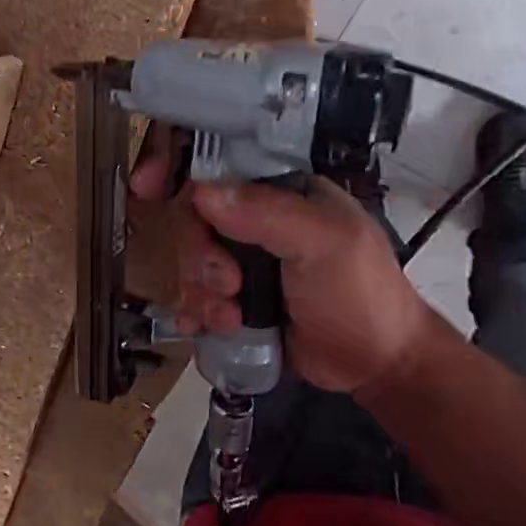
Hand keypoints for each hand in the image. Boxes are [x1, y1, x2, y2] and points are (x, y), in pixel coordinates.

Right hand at [131, 158, 436, 392]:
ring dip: (202, 290)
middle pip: (194, 216)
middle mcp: (257, 217)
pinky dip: (197, 312)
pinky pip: (195, 295)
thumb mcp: (324, 244)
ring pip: (190, 259)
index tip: (147, 184)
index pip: (221, 159)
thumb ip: (267, 213)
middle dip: (200, 253)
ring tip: (232, 316)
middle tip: (227, 281)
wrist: (377, 365)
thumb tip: (201, 193)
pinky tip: (211, 327)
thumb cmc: (361, 292)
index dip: (180, 165)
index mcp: (281, 188)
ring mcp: (244, 258)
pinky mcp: (235, 297)